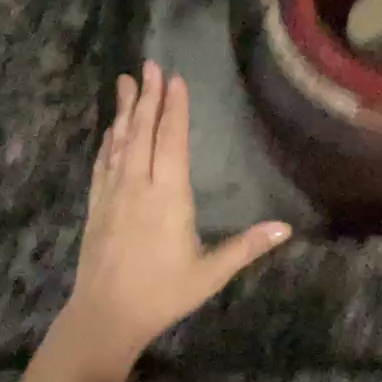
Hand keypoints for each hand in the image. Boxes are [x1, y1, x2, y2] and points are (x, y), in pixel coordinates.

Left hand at [58, 62, 291, 368]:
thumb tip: (285, 229)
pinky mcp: (95, 207)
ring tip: (127, 82)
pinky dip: (108, 142)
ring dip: (125, 111)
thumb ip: (246, 248)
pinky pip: (102, 164)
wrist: (106, 315)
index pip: (171, 142)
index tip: (175, 80)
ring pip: (119, 143)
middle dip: (148, 97)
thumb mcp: (210, 274)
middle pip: (143, 133)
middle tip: (150, 65)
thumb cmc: (163, 294)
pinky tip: (111, 130)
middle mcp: (137, 187)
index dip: (174, 110)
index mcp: (167, 198)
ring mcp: (112, 195)